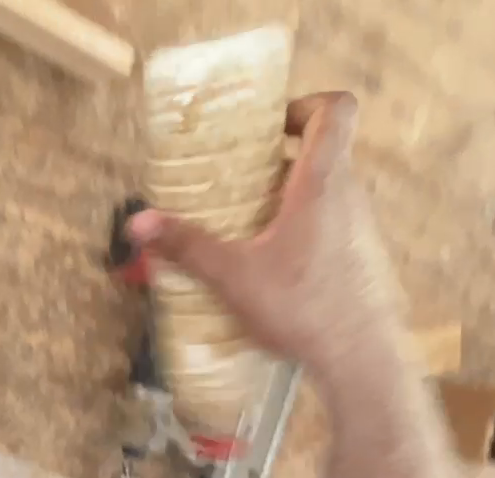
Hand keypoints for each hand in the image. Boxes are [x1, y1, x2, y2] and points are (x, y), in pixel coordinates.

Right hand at [130, 92, 405, 391]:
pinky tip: (267, 266)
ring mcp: (357, 226)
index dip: (303, 105)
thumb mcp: (232, 275)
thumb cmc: (298, 304)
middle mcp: (347, 194)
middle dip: (275, 161)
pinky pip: (326, 224)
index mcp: (321, 183)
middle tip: (234, 183)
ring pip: (322, 191)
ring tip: (243, 227)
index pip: (334, 110)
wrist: (356, 355)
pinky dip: (296, 229)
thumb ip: (186, 246)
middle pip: (320, 153)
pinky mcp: (357, 256)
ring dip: (284, 198)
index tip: (267, 127)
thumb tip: (137, 222)